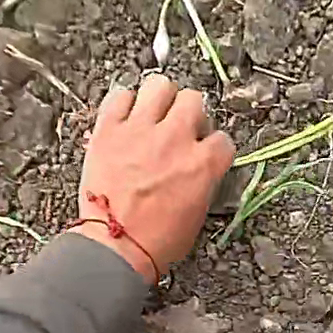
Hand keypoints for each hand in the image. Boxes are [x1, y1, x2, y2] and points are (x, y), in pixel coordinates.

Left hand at [74, 75, 235, 282]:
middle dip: (191, 113)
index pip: (223, 139)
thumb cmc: (158, 240)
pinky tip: (128, 119)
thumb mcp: (197, 214)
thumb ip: (203, 181)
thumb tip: (200, 168)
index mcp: (203, 164)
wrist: (117, 246)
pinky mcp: (109, 129)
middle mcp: (175, 139)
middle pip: (194, 100)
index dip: (215, 147)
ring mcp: (140, 130)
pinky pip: (120, 95)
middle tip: (182, 128)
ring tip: (156, 113)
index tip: (207, 152)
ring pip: (159, 85)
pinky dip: (126, 103)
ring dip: (161, 98)